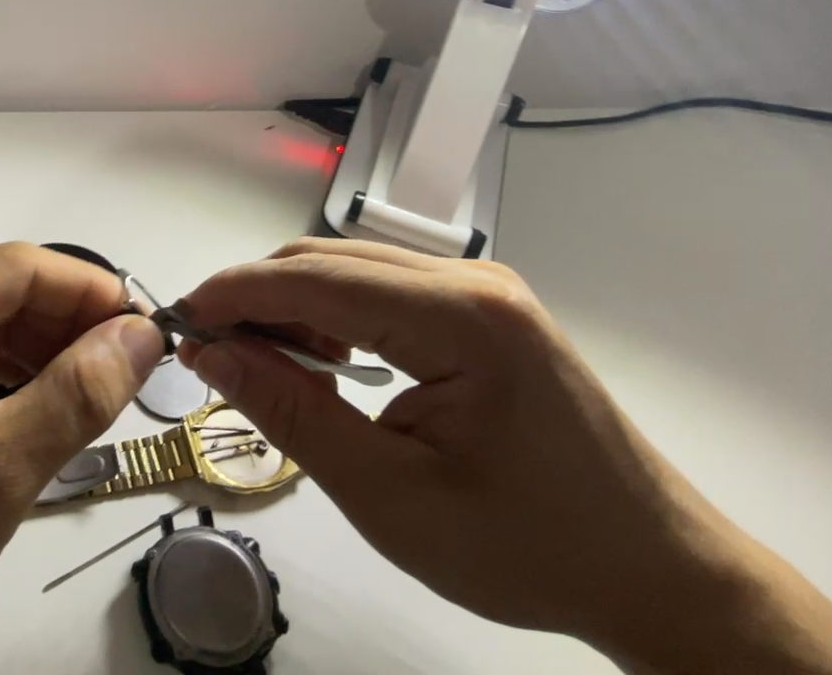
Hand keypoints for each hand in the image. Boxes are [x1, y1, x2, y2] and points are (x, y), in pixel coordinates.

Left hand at [0, 243, 162, 674]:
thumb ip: (76, 394)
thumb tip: (142, 335)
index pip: (21, 267)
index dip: (90, 292)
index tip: (149, 334)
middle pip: (5, 295)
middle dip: (72, 328)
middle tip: (131, 377)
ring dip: (47, 357)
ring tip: (99, 399)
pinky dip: (13, 383)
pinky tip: (46, 414)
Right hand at [177, 238, 831, 673]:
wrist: (655, 571)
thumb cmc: (526, 547)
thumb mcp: (387, 494)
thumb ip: (290, 411)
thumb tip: (211, 353)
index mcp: (461, 318)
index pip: (313, 278)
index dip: (233, 294)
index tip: (176, 323)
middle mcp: (472, 281)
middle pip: (326, 261)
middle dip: (256, 299)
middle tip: (209, 355)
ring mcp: (482, 289)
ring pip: (349, 269)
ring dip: (290, 307)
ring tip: (261, 367)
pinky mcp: (483, 309)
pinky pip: (381, 289)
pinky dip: (331, 316)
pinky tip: (321, 362)